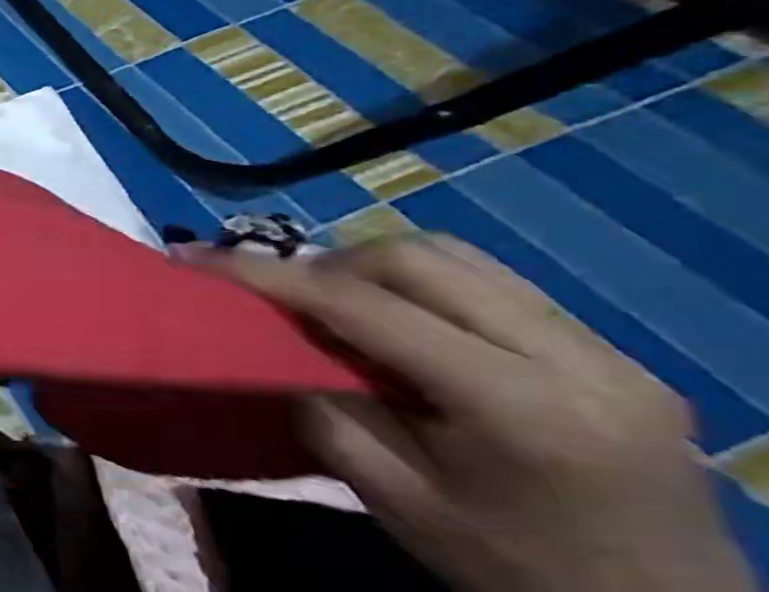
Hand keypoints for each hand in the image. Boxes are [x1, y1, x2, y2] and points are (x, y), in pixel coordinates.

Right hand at [208, 235, 752, 591]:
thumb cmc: (516, 574)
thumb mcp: (398, 501)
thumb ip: (325, 407)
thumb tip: (276, 338)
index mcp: (518, 405)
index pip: (366, 306)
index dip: (272, 275)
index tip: (200, 258)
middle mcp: (573, 356)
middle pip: (415, 258)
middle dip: (330, 264)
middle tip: (286, 296)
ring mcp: (603, 347)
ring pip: (455, 253)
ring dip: (377, 265)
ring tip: (342, 302)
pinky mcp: (611, 349)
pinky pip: (491, 278)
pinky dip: (426, 280)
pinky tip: (407, 314)